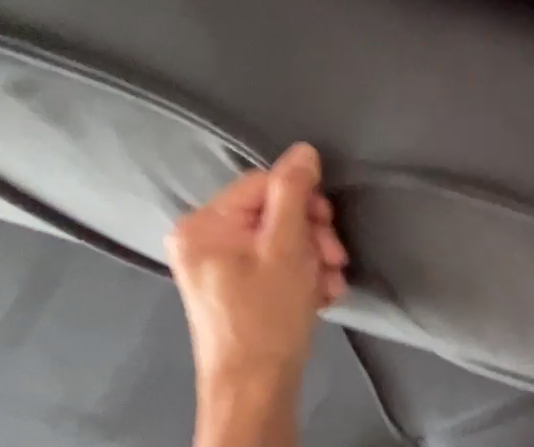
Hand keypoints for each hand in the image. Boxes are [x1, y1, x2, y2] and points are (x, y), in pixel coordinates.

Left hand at [166, 142, 348, 385]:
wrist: (256, 384)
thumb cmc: (267, 314)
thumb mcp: (287, 245)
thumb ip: (294, 191)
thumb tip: (303, 150)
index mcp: (203, 226)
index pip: (268, 181)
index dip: (305, 199)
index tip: (326, 227)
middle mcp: (203, 239)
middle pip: (278, 207)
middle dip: (313, 231)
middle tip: (331, 257)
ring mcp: (218, 261)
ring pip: (285, 231)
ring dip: (316, 252)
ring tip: (326, 278)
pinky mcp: (235, 280)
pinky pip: (278, 254)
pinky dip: (304, 268)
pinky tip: (317, 287)